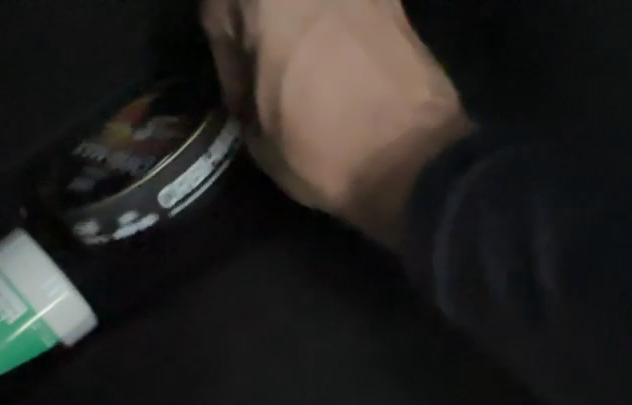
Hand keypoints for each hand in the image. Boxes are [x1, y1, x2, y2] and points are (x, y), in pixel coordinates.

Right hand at [202, 0, 474, 246]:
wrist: (413, 161)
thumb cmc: (324, 148)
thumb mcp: (263, 142)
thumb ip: (248, 105)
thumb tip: (255, 103)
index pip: (219, 12)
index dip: (225, 63)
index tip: (241, 104)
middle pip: (271, 4)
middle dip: (264, 38)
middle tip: (270, 84)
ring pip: (314, 9)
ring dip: (304, 36)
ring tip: (309, 84)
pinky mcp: (398, 8)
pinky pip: (351, 18)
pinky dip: (341, 42)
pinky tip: (343, 82)